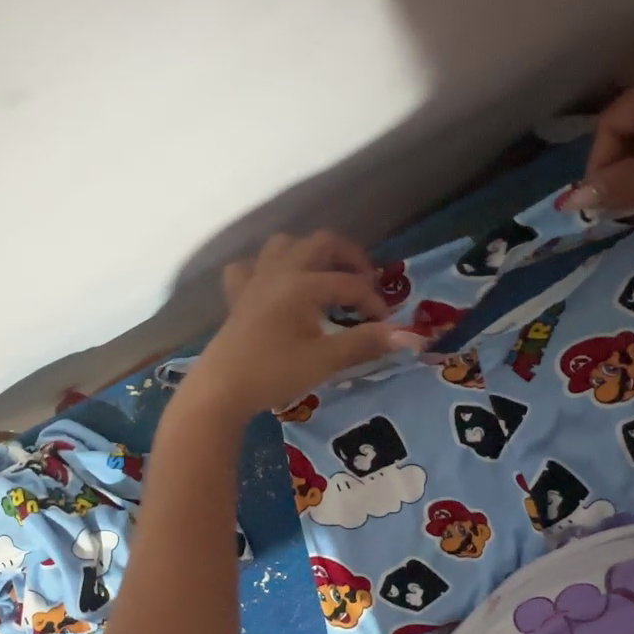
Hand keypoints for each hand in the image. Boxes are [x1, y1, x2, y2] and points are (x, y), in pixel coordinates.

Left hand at [182, 232, 403, 419]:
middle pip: (321, 243)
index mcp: (303, 283)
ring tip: (326, 277)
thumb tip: (413, 337)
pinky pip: (251, 267)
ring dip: (310, 254)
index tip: (387, 327)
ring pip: (284, 245)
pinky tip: (277, 287)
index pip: (351, 284)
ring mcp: (254, 280)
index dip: (374, 303)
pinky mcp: (238, 297)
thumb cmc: (273, 374)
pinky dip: (267, 269)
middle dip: (350, 258)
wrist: (220, 390)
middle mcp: (279, 271)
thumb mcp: (325, 361)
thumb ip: (366, 343)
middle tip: (366, 283)